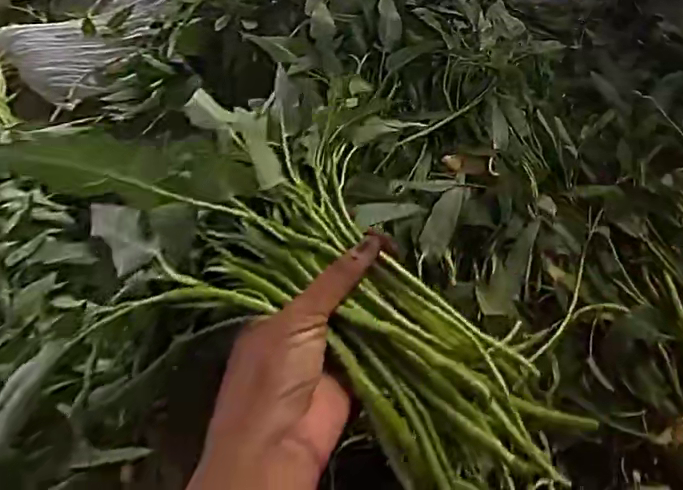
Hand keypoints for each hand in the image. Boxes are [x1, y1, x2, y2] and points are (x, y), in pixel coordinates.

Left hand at [188, 235, 388, 489]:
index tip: (368, 231)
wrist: (274, 452)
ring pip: (358, 319)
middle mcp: (300, 329)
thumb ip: (334, 280)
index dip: (337, 251)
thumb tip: (370, 241)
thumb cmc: (272, 375)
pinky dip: (389, 333)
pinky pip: (373, 349)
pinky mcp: (350, 379)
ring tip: (407, 268)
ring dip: (380, 301)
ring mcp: (326, 354)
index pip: (310, 271)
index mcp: (276, 311)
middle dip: (363, 275)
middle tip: (394, 248)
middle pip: (337, 294)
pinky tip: (411, 306)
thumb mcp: (298, 318)